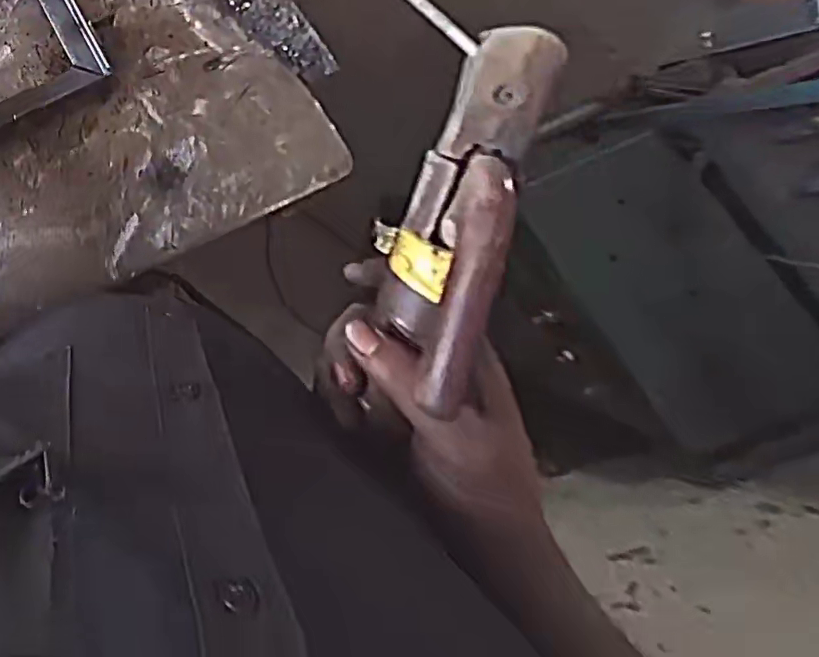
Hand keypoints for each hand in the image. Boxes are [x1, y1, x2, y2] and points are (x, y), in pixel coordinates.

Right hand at [320, 270, 640, 656]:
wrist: (474, 544)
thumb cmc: (488, 488)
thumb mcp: (459, 434)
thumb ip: (409, 380)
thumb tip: (358, 330)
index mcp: (458, 353)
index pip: (420, 298)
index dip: (388, 279)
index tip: (353, 275)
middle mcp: (421, 360)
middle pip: (366, 319)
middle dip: (349, 344)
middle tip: (351, 379)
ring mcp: (390, 382)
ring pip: (343, 348)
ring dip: (337, 374)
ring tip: (353, 413)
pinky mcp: (364, 404)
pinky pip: (330, 380)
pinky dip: (331, 399)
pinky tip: (349, 425)